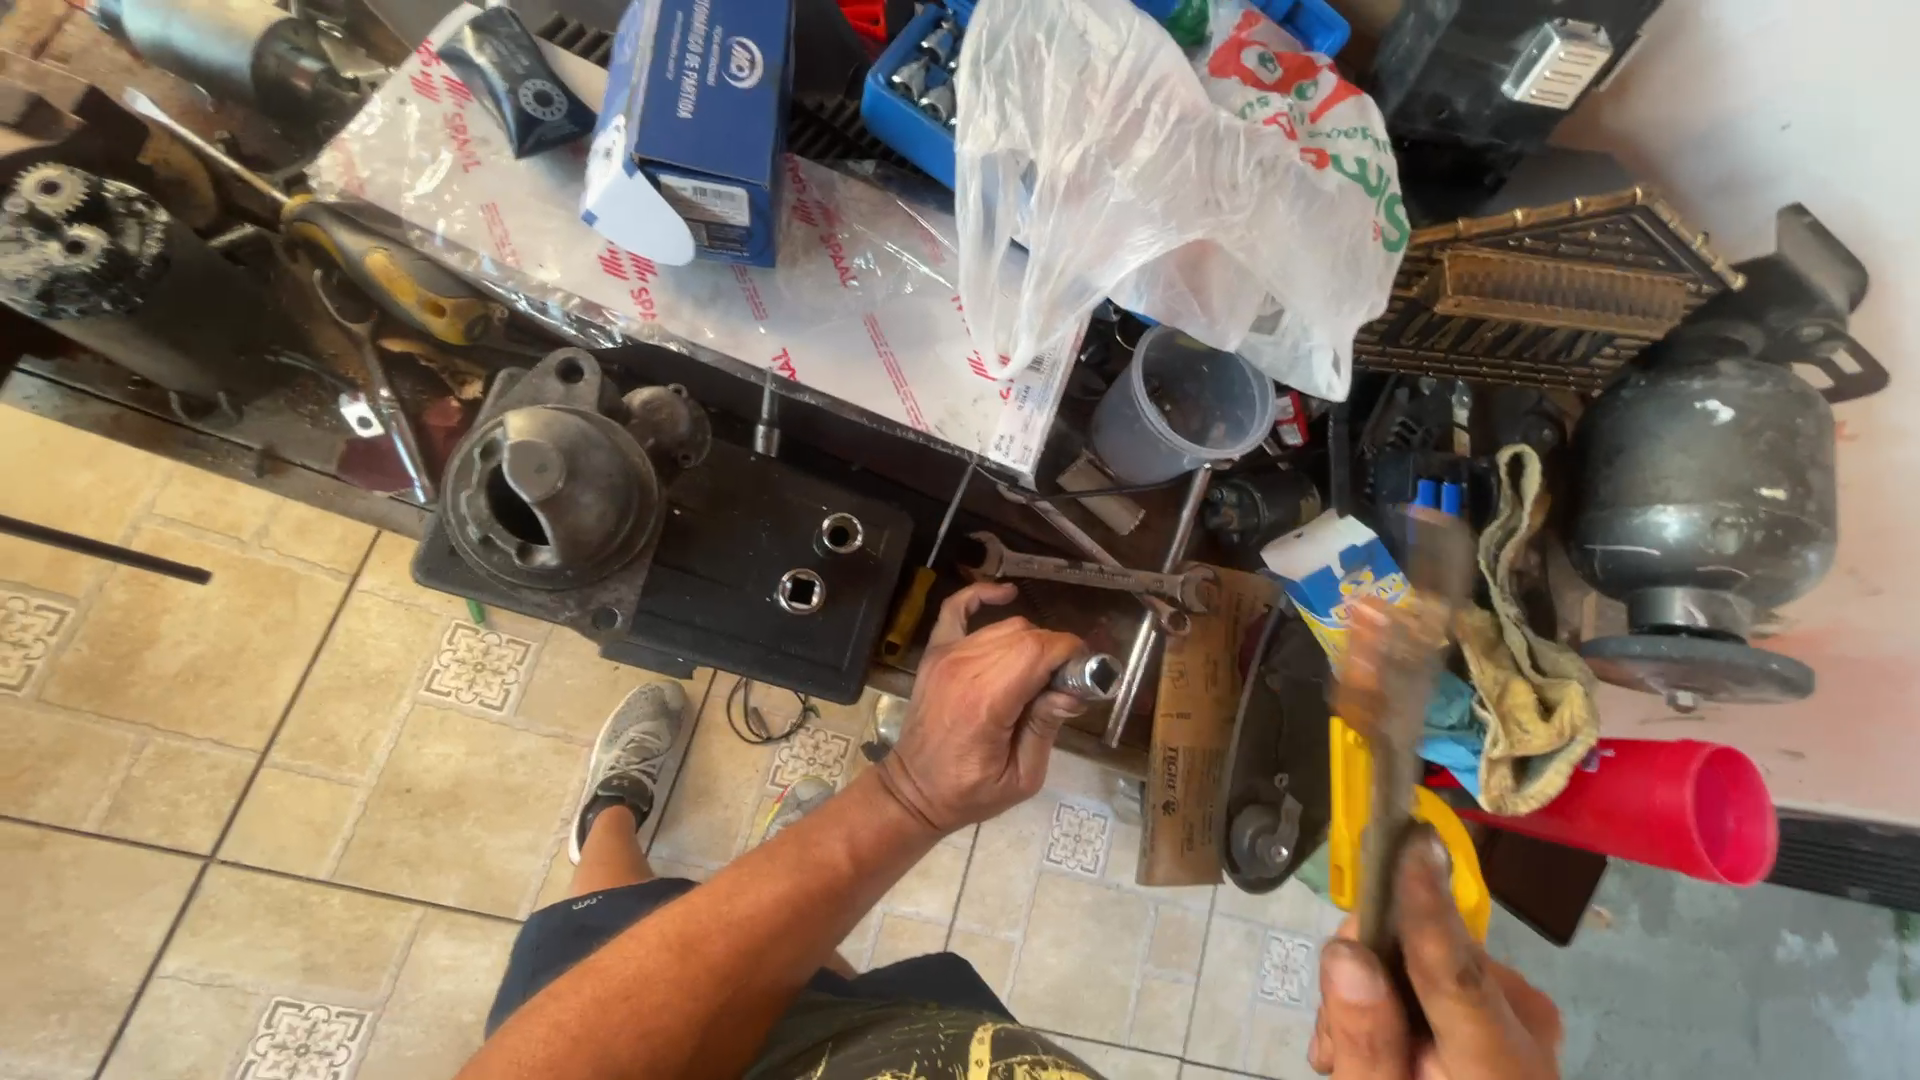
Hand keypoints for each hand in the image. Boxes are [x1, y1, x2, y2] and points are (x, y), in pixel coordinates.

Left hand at [876, 582, 1086, 833]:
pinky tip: (1005, 594)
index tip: (1085, 673)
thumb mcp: (1022, 777)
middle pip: (1026, 636)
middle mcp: (965, 667)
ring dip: (1030, 640)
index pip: (1039, 650)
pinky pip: (956, 608)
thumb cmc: (969, 791)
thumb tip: (1073, 692)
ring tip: (1039, 671)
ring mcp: (947, 655)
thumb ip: (1047, 728)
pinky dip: (981, 595)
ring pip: (1003, 626)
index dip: (1070, 654)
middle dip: (1054, 651)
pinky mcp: (935, 652)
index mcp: (987, 701)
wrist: (913, 790)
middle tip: (1063, 682)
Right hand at [1309, 832, 1561, 1079]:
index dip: (1426, 906)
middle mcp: (1526, 1025)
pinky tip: (1382, 1036)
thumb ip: (1363, 1037)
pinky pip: (1434, 967)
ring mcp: (1525, 1011)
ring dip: (1375, 984)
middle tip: (1333, 1032)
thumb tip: (1346, 952)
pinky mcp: (1513, 1002)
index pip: (1454, 973)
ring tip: (1354, 1044)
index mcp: (1500, 1067)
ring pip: (1420, 952)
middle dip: (1365, 967)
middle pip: (1422, 951)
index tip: (1415, 841)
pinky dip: (1398, 991)